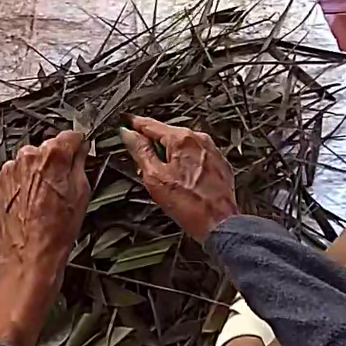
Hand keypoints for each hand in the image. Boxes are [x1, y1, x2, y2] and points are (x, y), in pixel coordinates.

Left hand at [0, 129, 89, 345]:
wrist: (27, 259)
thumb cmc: (55, 234)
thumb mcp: (82, 194)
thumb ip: (81, 163)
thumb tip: (81, 149)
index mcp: (52, 155)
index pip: (70, 135)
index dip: (78, 145)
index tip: (80, 152)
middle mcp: (26, 157)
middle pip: (47, 148)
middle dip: (56, 162)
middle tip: (62, 186)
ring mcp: (8, 170)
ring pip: (29, 162)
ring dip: (37, 174)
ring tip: (44, 200)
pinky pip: (14, 176)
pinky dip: (21, 185)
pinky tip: (30, 205)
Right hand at [121, 115, 237, 242]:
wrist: (219, 223)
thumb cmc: (190, 205)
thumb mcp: (154, 177)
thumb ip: (140, 151)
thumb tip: (129, 134)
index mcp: (182, 139)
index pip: (151, 124)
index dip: (134, 124)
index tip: (126, 122)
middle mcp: (199, 139)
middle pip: (167, 135)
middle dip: (153, 145)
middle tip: (142, 163)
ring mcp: (211, 151)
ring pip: (182, 146)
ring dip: (170, 155)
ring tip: (164, 179)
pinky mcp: (219, 163)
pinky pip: (196, 156)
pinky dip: (185, 163)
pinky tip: (181, 182)